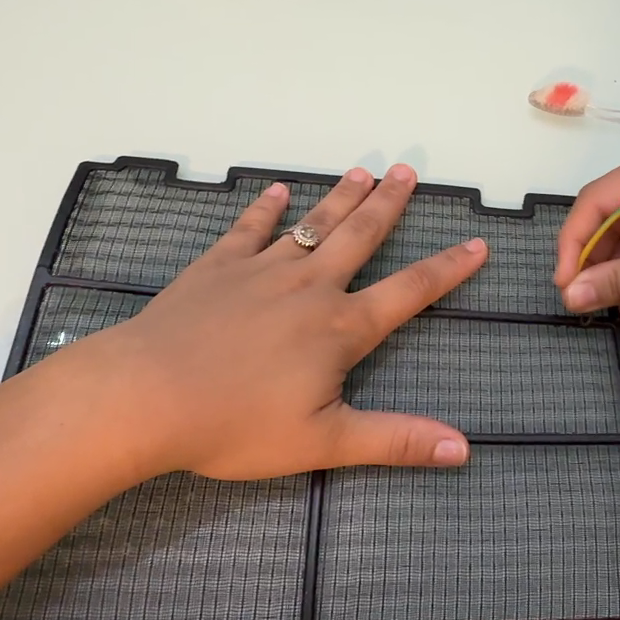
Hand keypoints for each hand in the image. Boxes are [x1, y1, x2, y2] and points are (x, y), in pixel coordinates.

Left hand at [73, 164, 487, 480]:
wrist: (143, 397)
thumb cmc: (235, 424)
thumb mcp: (324, 442)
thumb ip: (395, 440)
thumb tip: (463, 449)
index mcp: (341, 327)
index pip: (410, 291)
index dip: (448, 268)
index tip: (477, 242)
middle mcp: (310, 287)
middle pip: (360, 237)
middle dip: (389, 205)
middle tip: (407, 171)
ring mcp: (261, 271)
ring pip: (311, 225)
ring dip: (340, 198)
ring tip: (363, 171)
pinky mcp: (217, 268)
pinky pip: (248, 230)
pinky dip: (264, 210)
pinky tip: (274, 193)